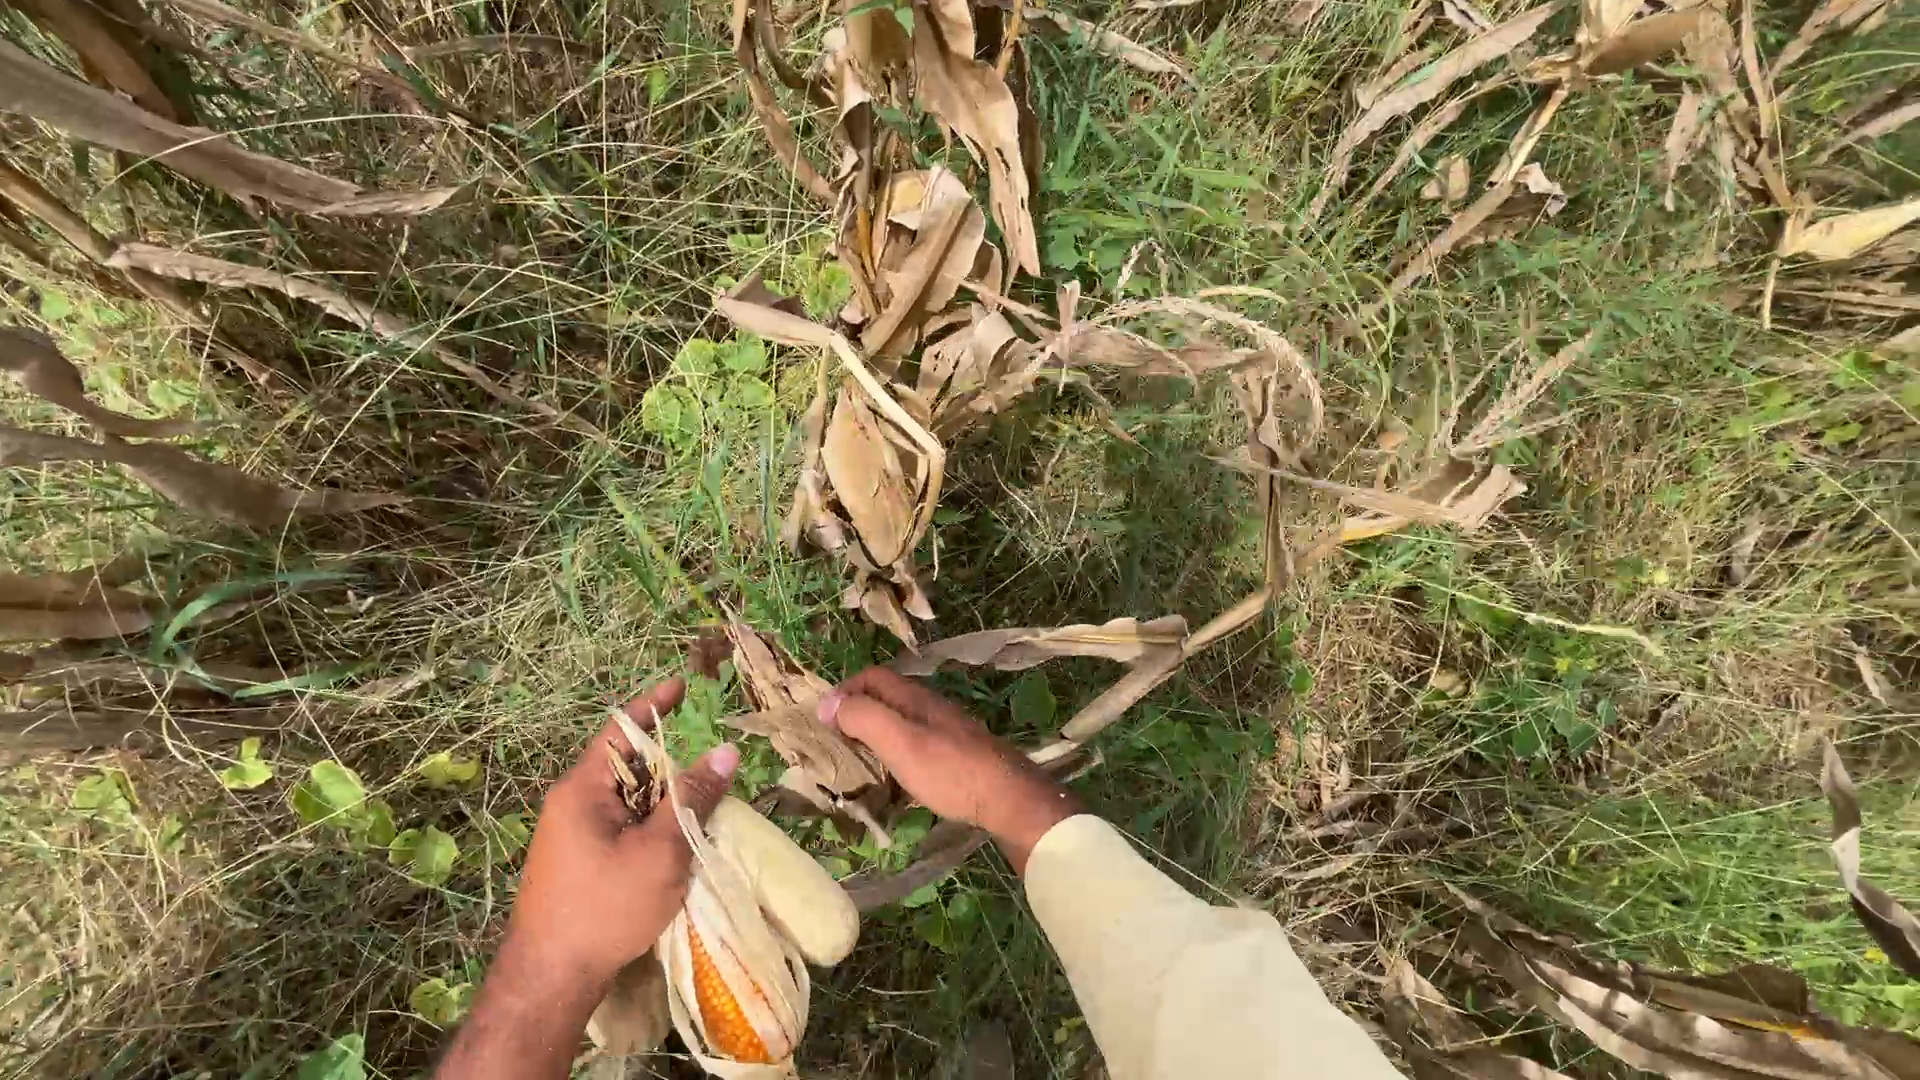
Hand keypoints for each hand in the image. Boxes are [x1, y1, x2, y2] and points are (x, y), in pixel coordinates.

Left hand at [507, 678, 738, 988]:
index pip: (621, 729)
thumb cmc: (605, 908)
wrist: (550, 981)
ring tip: (700, 806)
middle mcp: (571, 803)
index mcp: (583, 789)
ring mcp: (571, 833)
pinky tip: (675, 840)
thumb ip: (693, 797)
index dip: (654, 704)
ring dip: (663, 796)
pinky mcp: (577, 859)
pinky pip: (621, 822)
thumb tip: (726, 751)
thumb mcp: (661, 850)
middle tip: (710, 767)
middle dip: (670, 761)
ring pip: (628, 796)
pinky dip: (651, 820)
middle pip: (628, 763)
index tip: (683, 684)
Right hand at [819, 667, 1079, 872]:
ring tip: (857, 763)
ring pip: (899, 722)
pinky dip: (894, 755)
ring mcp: (944, 730)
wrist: (1006, 797)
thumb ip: (865, 718)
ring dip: (874, 736)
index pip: (871, 676)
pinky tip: (893, 781)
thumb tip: (829, 704)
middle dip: (856, 713)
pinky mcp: (954, 754)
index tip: (821, 721)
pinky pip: (914, 744)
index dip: (844, 691)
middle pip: (885, 698)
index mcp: (914, 698)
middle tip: (834, 744)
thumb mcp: (899, 741)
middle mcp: (929, 707)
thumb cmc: (949, 769)